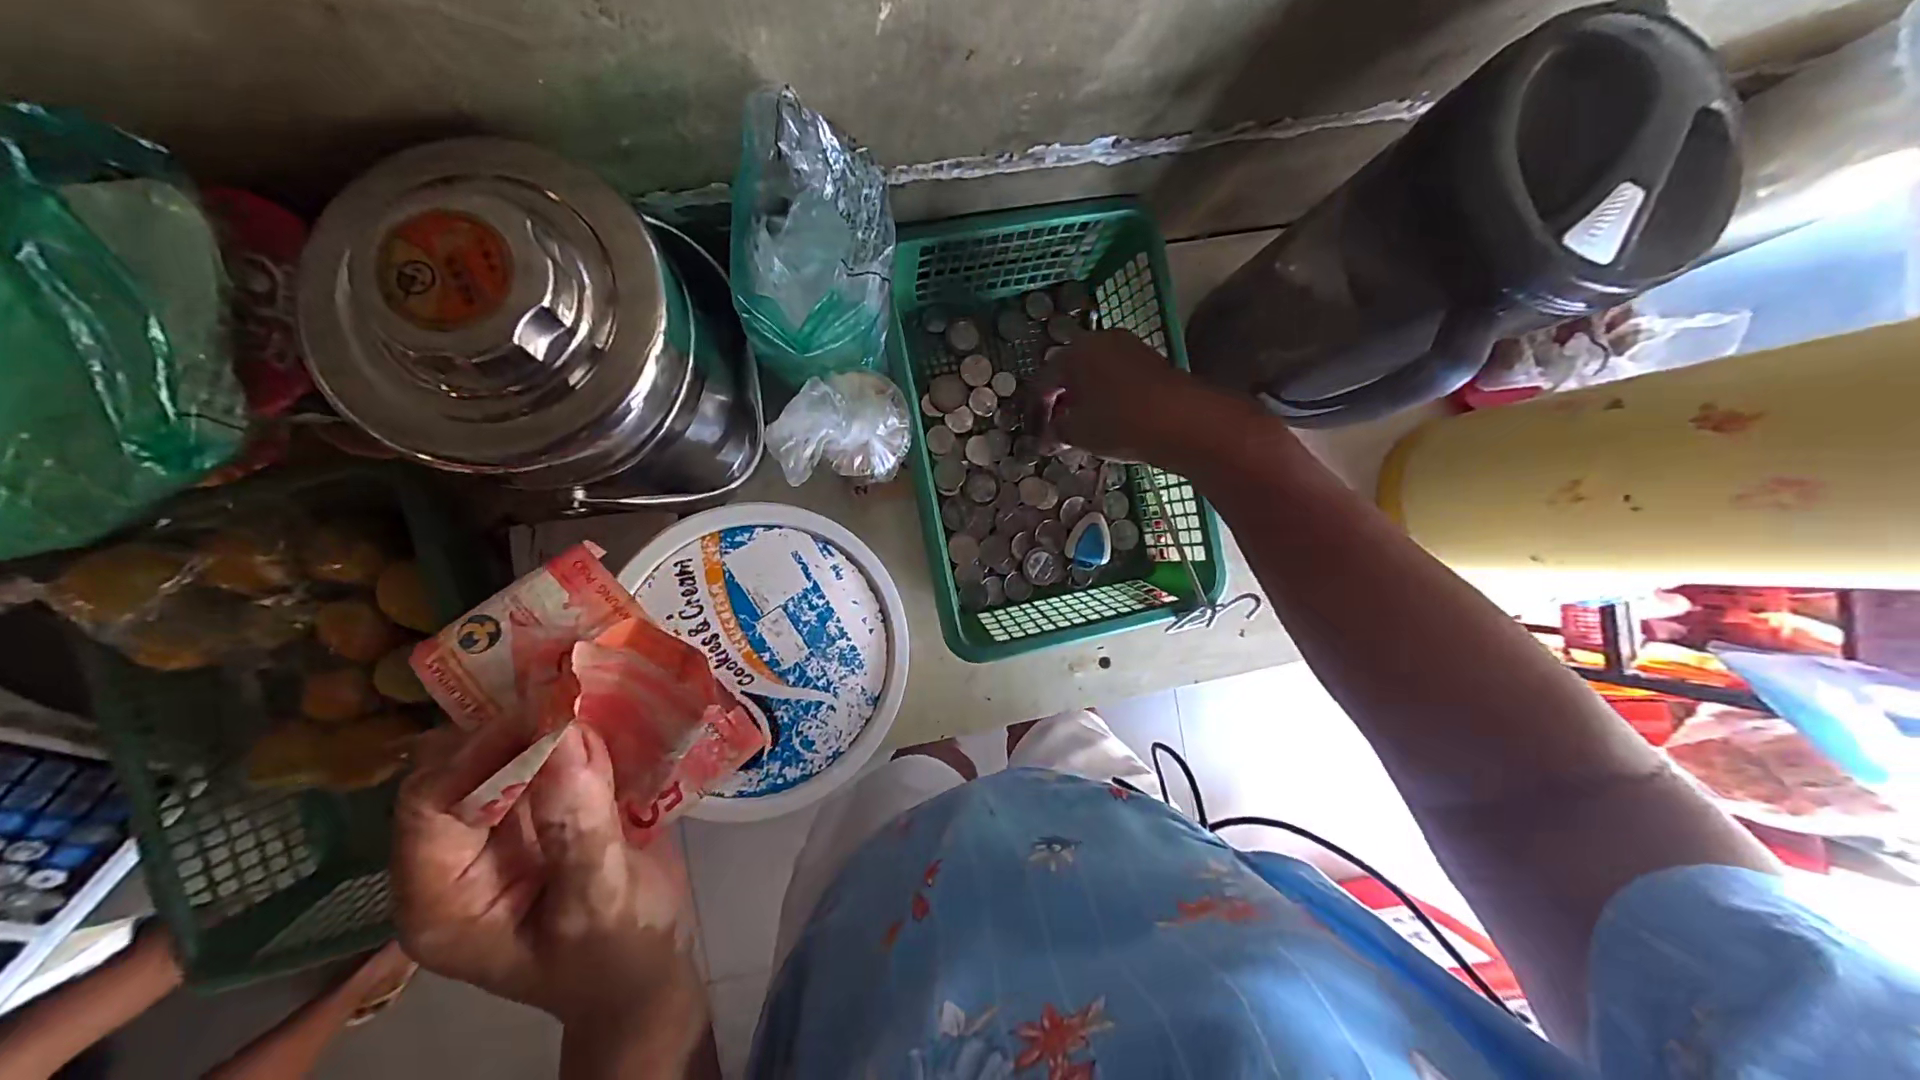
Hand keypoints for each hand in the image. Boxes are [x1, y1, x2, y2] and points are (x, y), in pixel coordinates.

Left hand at [392, 721, 698, 1035]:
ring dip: (547, 726)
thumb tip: (562, 737)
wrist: (650, 972)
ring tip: (591, 694)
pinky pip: (546, 762)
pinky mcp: (543, 816)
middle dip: (515, 730)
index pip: (430, 805)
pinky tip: (605, 718)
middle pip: (461, 771)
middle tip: (572, 691)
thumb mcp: (597, 903)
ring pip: (504, 757)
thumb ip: (576, 828)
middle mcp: (457, 858)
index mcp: (439, 897)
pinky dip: (574, 738)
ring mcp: (502, 833)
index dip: (480, 754)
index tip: (546, 714)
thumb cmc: (618, 955)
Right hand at [1035, 329, 1249, 463]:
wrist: (1183, 421)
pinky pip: (1118, 376)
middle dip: (1062, 399)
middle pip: (1070, 371)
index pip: (1044, 382)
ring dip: (1086, 397)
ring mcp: (1129, 347)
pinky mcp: (1152, 360)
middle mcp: (1100, 340)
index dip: (1036, 410)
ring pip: (1096, 372)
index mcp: (1074, 352)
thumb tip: (1051, 435)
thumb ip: (1057, 431)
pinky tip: (1110, 418)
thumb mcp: (1078, 433)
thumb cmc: (1119, 423)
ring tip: (1084, 425)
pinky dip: (1108, 395)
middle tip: (1057, 428)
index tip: (1036, 434)